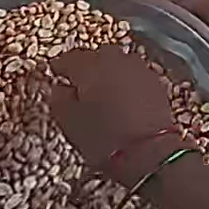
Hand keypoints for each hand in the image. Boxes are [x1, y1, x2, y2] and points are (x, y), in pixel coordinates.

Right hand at [46, 45, 177, 173]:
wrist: (150, 152)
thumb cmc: (104, 140)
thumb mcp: (70, 124)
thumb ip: (60, 100)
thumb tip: (58, 88)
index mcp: (90, 67)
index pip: (70, 58)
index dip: (60, 65)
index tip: (54, 72)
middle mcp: (116, 61)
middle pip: (96, 56)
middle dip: (86, 66)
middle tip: (77, 83)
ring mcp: (138, 69)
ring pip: (118, 62)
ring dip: (108, 71)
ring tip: (101, 90)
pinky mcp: (154, 81)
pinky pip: (134, 73)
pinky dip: (125, 80)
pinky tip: (122, 96)